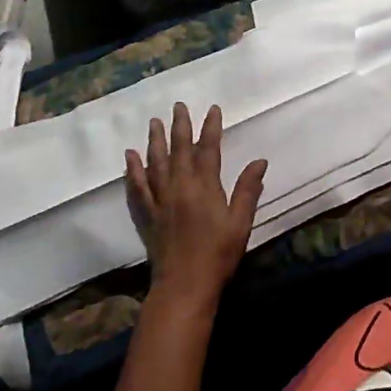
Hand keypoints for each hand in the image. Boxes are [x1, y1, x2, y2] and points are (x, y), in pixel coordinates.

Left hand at [126, 102, 267, 312]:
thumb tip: (259, 162)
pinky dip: (133, 170)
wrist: (184, 285)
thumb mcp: (240, 223)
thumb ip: (248, 191)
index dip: (211, 128)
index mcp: (205, 187)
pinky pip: (137, 186)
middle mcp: (180, 187)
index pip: (209, 149)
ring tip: (154, 122)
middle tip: (178, 106)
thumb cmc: (218, 255)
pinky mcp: (147, 214)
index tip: (213, 109)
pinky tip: (130, 157)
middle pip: (179, 149)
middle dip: (180, 126)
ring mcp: (160, 199)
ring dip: (155, 140)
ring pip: (156, 162)